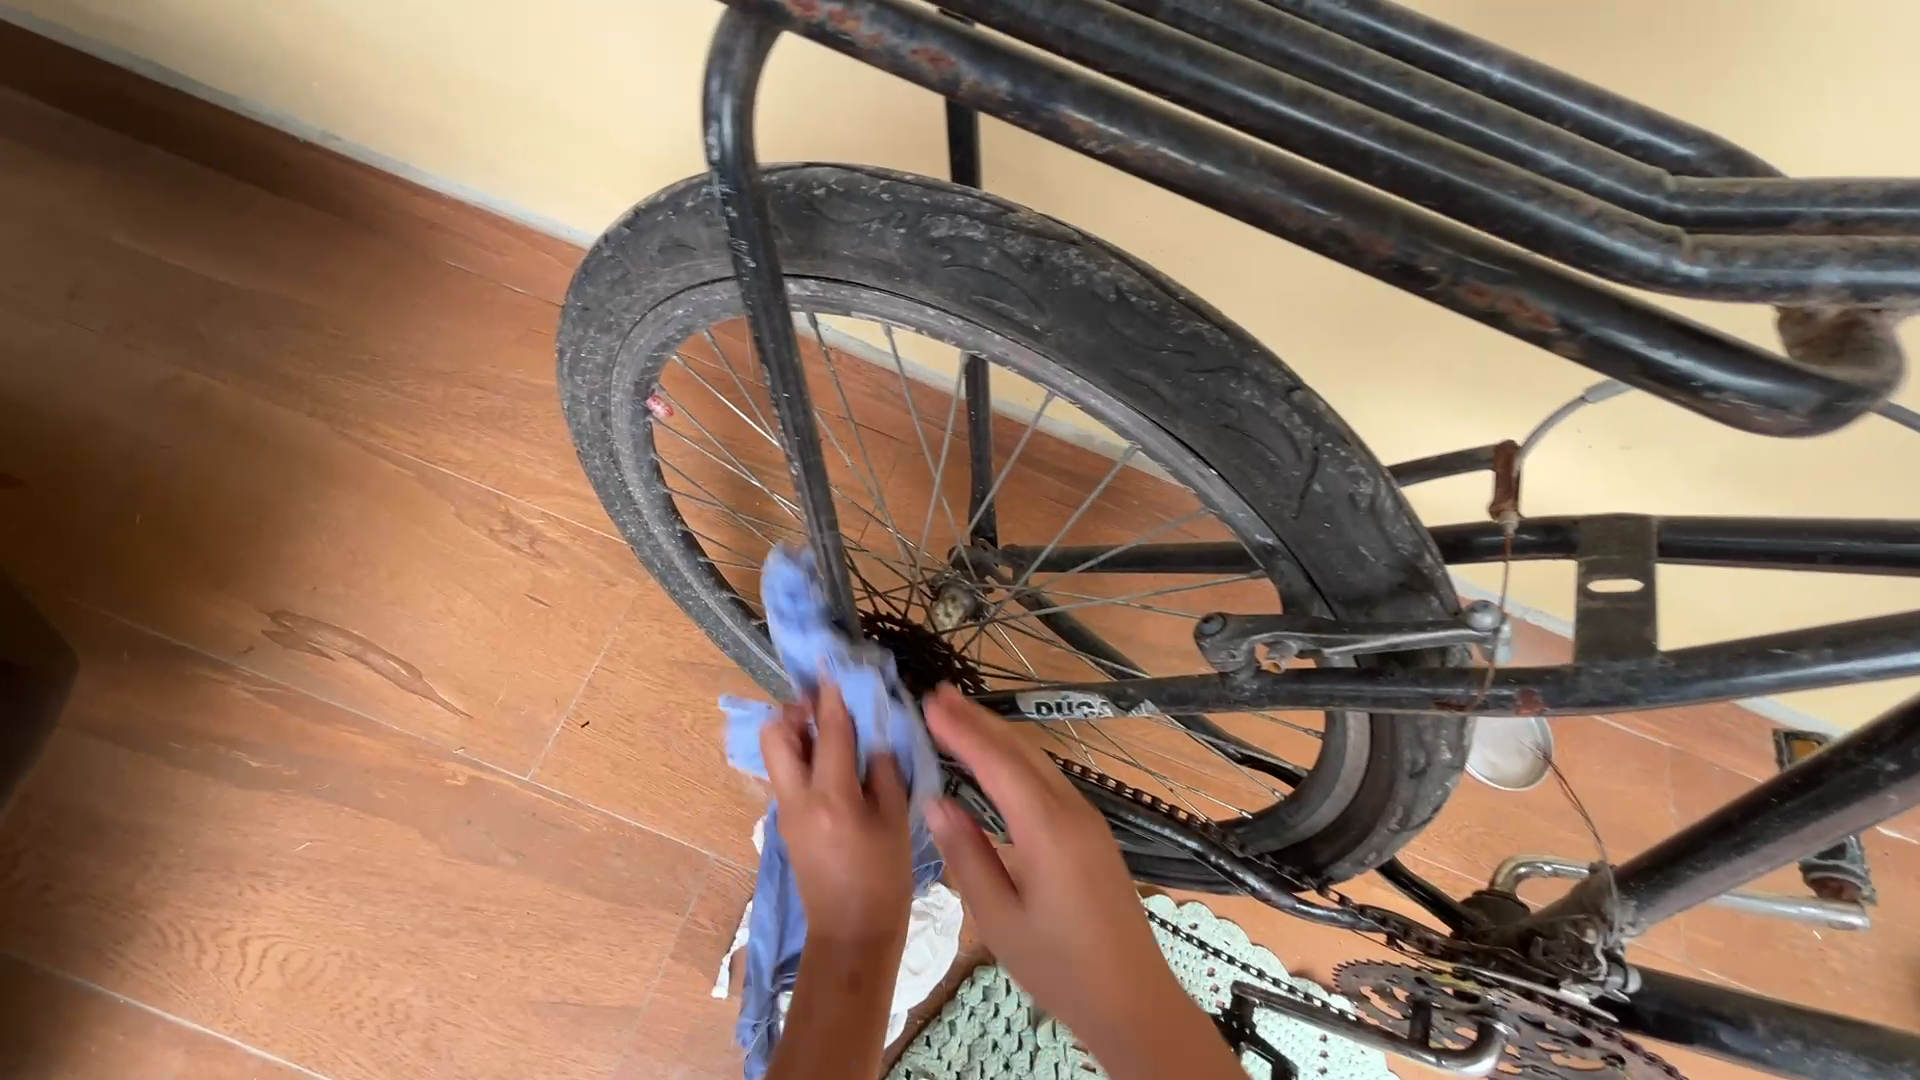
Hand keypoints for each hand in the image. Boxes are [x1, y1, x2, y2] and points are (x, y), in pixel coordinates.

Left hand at [760, 684, 912, 950]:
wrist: (850, 934)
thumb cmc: (884, 880)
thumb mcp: (896, 823)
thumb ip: (885, 774)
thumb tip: (875, 742)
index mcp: (833, 798)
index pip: (830, 733)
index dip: (831, 696)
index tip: (830, 666)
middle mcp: (798, 799)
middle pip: (777, 735)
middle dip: (796, 710)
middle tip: (825, 704)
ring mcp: (785, 812)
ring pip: (776, 754)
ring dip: (796, 732)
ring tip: (828, 729)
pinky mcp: (784, 823)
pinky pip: (786, 774)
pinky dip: (801, 756)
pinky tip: (831, 761)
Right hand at [921, 685, 1243, 1079]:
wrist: (1133, 1000)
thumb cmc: (1060, 968)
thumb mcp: (999, 920)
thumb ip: (967, 855)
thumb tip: (937, 802)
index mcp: (1047, 829)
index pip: (997, 763)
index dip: (961, 730)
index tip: (929, 702)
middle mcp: (1071, 810)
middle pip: (1020, 750)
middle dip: (979, 719)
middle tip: (939, 693)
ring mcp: (1087, 818)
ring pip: (1037, 760)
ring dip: (998, 734)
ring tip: (961, 713)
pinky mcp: (1092, 831)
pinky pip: (1049, 778)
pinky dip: (1016, 757)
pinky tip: (999, 758)